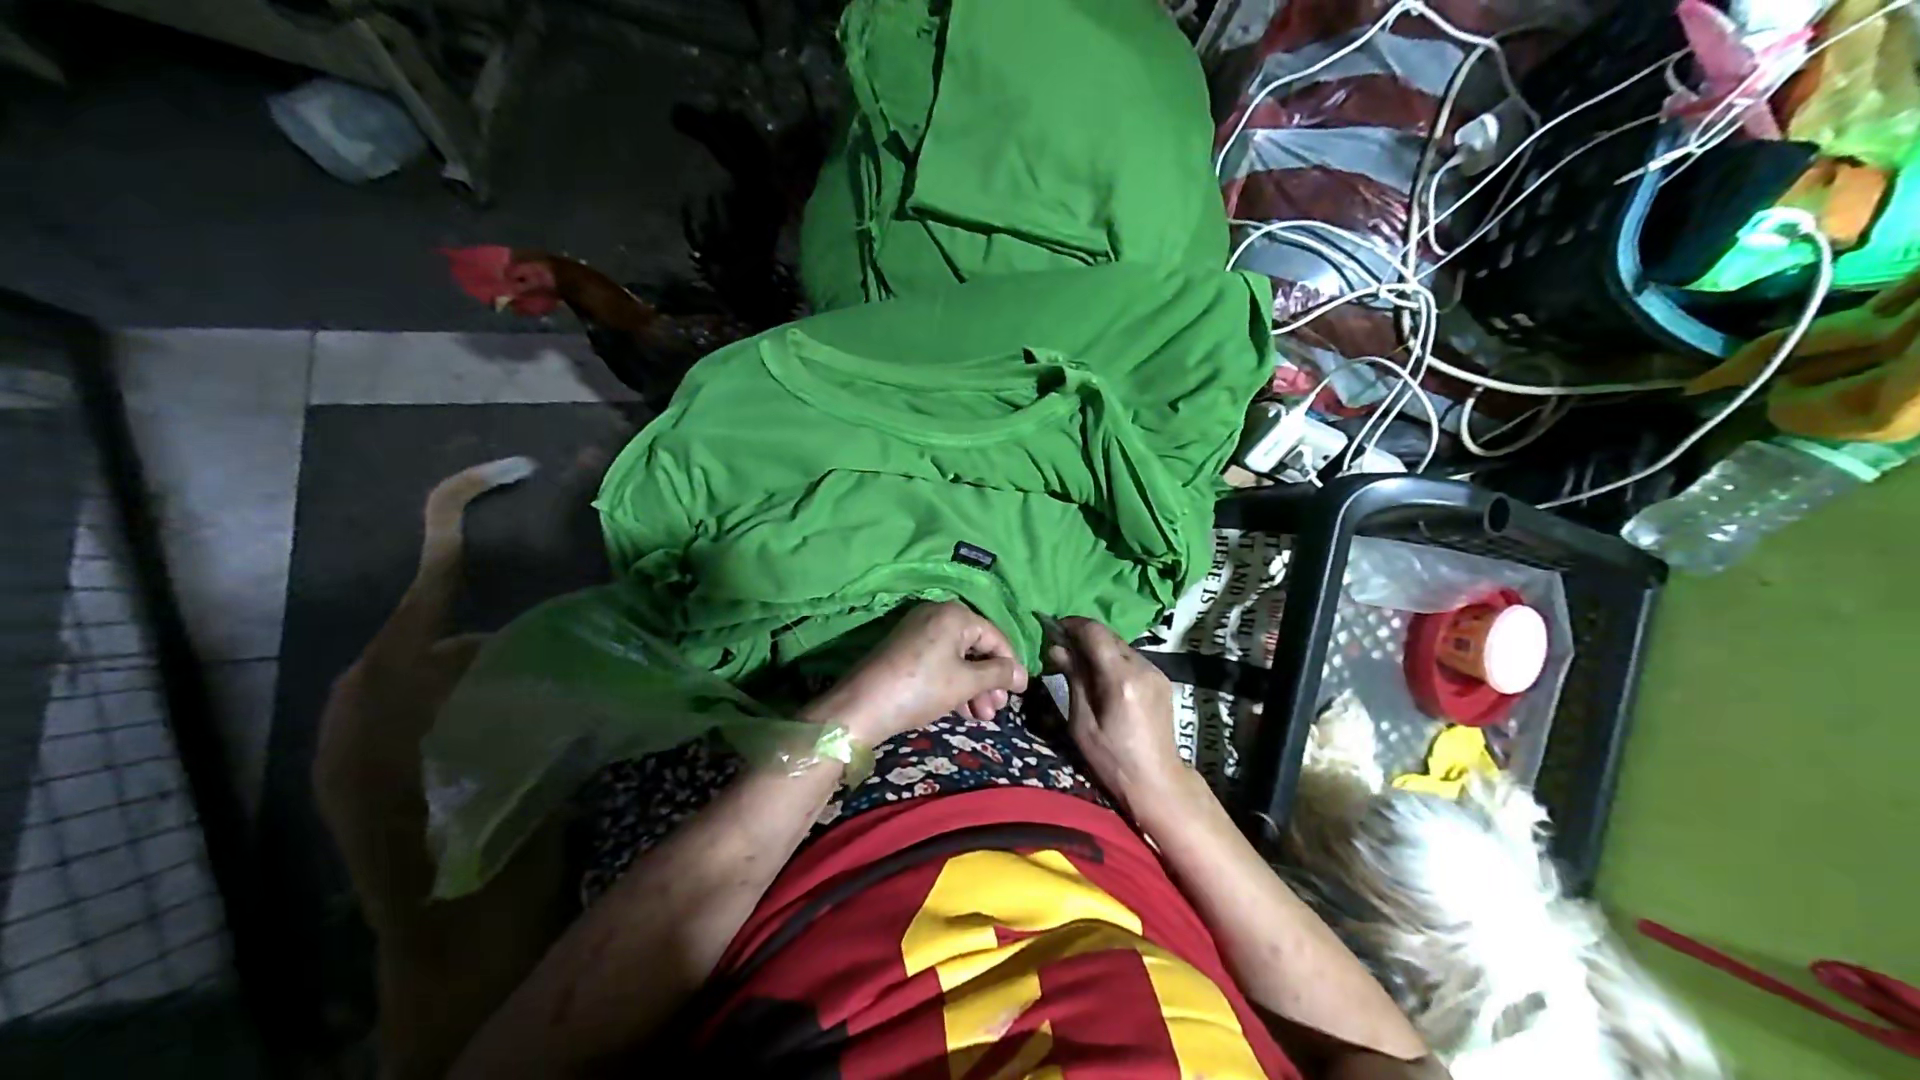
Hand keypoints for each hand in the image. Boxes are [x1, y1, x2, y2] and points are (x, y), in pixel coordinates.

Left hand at [806, 601, 1029, 746]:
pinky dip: (952, 684)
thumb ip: (998, 674)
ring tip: (981, 717)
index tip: (1020, 694)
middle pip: (975, 648)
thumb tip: (1022, 674)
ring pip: (957, 659)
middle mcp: (937, 615)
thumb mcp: (966, 682)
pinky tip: (961, 711)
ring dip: (973, 688)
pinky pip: (939, 663)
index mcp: (955, 615)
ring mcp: (918, 631)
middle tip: (997, 710)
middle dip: (989, 681)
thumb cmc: (922, 688)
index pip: (995, 637)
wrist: (862, 705)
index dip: (1010, 666)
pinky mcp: (904, 649)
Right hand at [1048, 617, 1184, 812]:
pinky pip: (1132, 658)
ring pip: (1121, 645)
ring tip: (1079, 663)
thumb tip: (1057, 648)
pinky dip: (1113, 659)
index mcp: (1121, 678)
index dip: (1072, 625)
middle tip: (1060, 646)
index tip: (1053, 628)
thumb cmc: (1112, 759)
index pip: (1095, 632)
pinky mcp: (1161, 680)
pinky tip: (1101, 676)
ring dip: (1098, 647)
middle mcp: (1142, 667)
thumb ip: (1072, 679)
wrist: (1157, 782)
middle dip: (1083, 635)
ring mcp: (1156, 672)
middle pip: (1108, 636)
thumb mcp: (1082, 722)